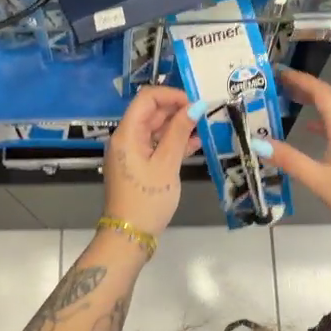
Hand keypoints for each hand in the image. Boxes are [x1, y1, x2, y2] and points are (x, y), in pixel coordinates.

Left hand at [102, 85, 199, 235]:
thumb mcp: (166, 165)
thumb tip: (195, 106)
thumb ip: (179, 133)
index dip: (171, 95)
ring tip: (203, 127)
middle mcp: (126, 138)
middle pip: (151, 112)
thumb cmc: (147, 199)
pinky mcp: (138, 165)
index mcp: (127, 133)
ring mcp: (131, 152)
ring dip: (177, 126)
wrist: (129, 236)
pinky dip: (172, 142)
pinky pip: (156, 145)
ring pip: (155, 129)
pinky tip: (195, 143)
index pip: (147, 98)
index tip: (195, 103)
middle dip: (176, 109)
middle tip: (204, 114)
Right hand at [264, 67, 330, 234]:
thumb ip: (290, 160)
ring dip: (315, 102)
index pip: (321, 93)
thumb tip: (258, 143)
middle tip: (279, 85)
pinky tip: (311, 129)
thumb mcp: (320, 181)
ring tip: (291, 100)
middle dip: (305, 87)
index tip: (279, 73)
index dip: (301, 80)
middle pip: (330, 98)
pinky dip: (324, 120)